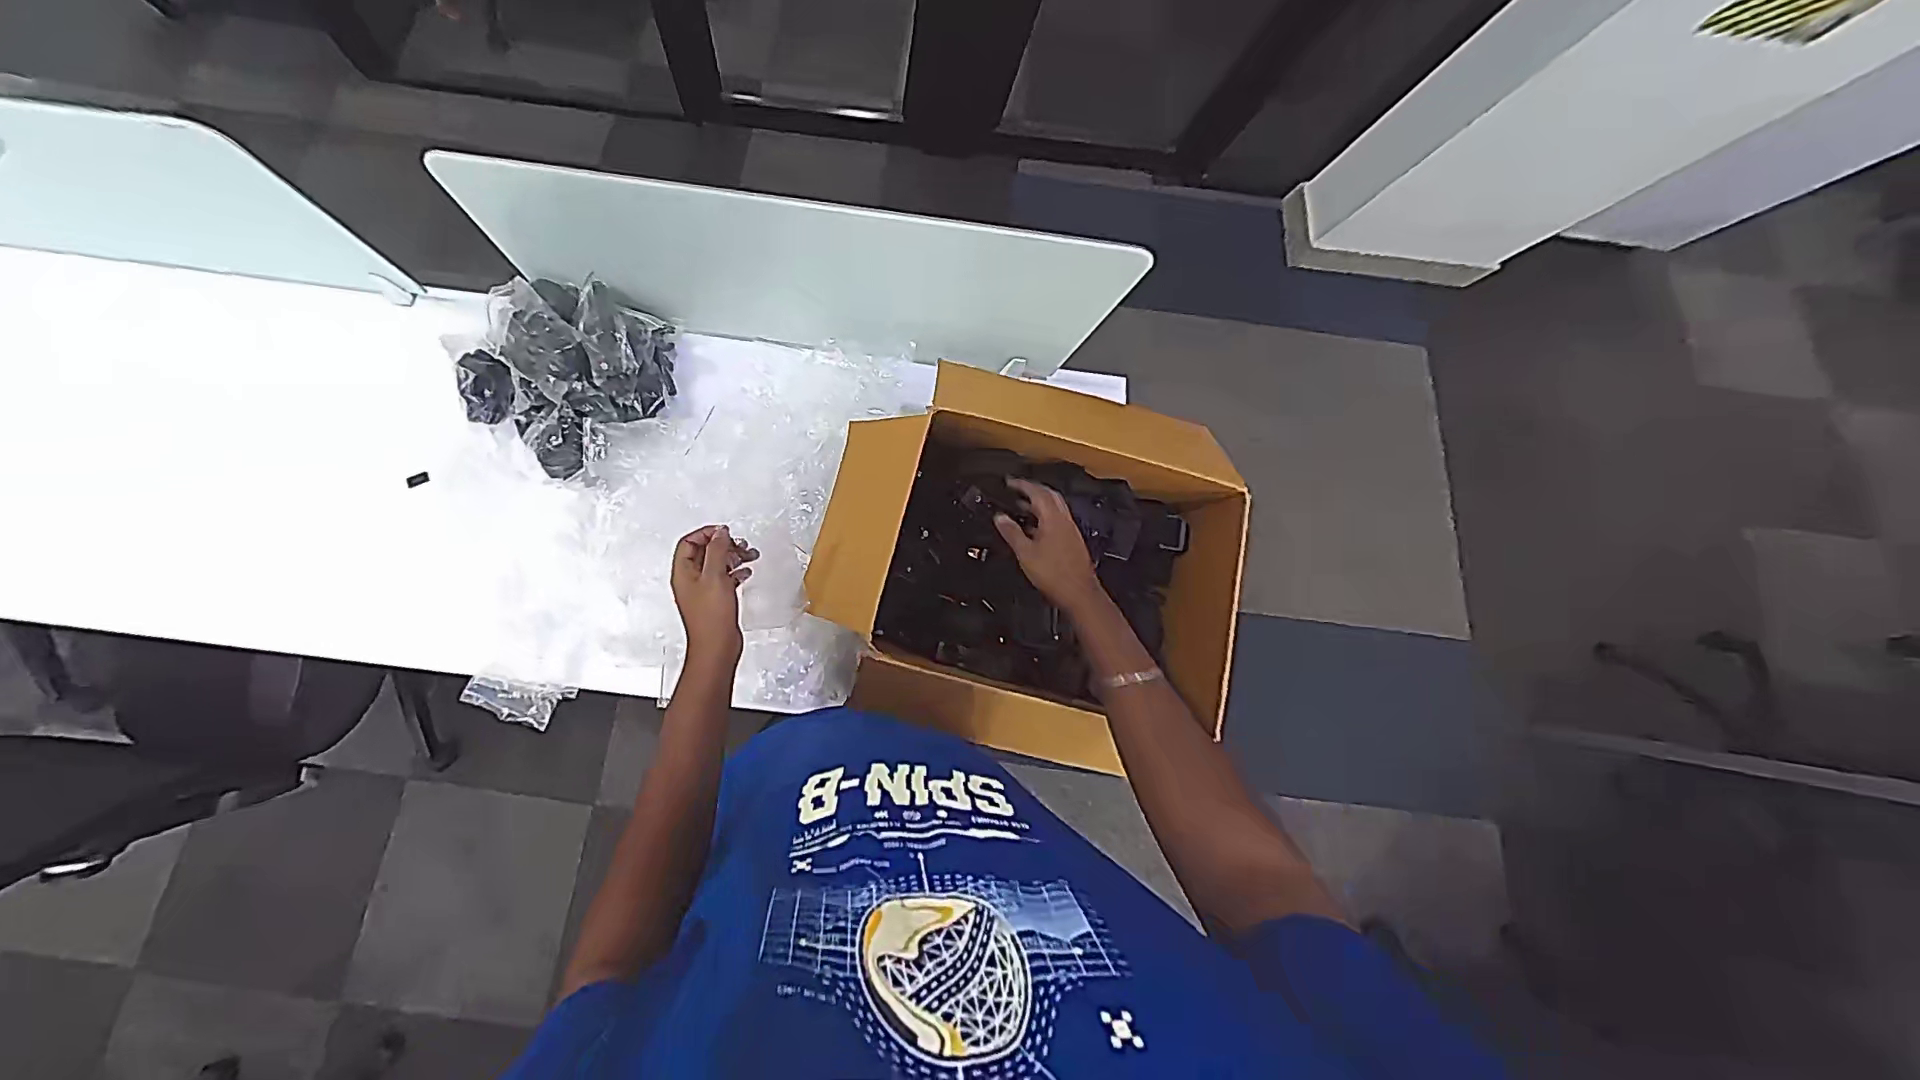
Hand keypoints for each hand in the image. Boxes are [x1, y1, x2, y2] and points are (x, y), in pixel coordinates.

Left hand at [671, 525, 757, 663]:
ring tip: (749, 555)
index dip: (706, 533)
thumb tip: (720, 533)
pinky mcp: (716, 599)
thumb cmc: (711, 618)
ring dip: (733, 557)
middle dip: (723, 544)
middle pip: (704, 552)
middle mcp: (690, 580)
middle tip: (739, 544)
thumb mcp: (714, 576)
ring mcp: (703, 590)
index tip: (724, 532)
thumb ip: (717, 551)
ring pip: (717, 564)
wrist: (717, 645)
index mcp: (683, 572)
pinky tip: (745, 572)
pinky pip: (725, 578)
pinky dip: (736, 572)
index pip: (689, 542)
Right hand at [994, 478, 1105, 613]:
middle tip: (1017, 490)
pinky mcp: (1073, 541)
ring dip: (1039, 504)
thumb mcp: (1025, 553)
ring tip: (1022, 507)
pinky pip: (1058, 521)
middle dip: (1032, 490)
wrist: (1078, 593)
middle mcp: (1065, 521)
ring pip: (1055, 508)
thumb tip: (1000, 518)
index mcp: (1053, 518)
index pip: (1037, 492)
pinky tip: (1035, 529)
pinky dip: (1045, 517)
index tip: (1010, 482)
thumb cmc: (1056, 576)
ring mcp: (1071, 531)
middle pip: (1049, 495)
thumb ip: (1012, 532)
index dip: (1022, 484)